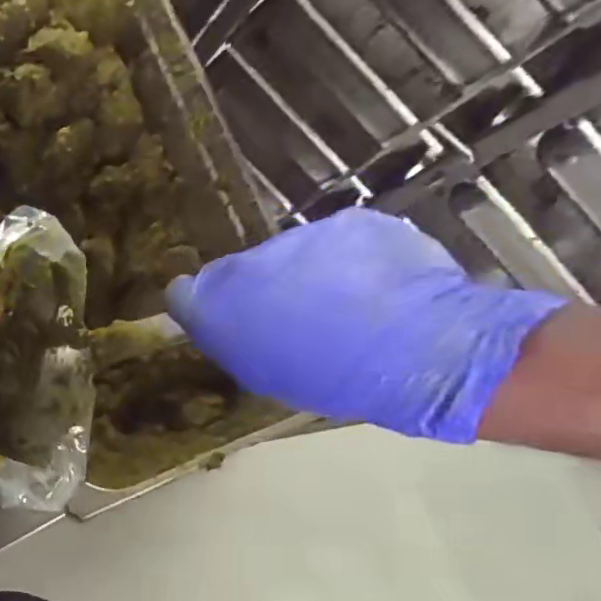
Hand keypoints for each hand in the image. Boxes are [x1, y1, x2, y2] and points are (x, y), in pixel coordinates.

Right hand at [165, 208, 567, 442]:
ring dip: (302, 272)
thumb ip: (232, 338)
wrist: (416, 349)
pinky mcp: (351, 220)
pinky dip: (346, 258)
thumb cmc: (328, 380)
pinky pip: (335, 241)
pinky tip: (371, 285)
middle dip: (258, 287)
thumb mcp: (262, 373)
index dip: (199, 302)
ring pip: (289, 254)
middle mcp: (250, 262)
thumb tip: (221, 318)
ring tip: (340, 303)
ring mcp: (302, 236)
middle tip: (292, 316)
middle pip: (240, 270)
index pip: (183, 292)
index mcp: (220, 307)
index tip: (219, 316)